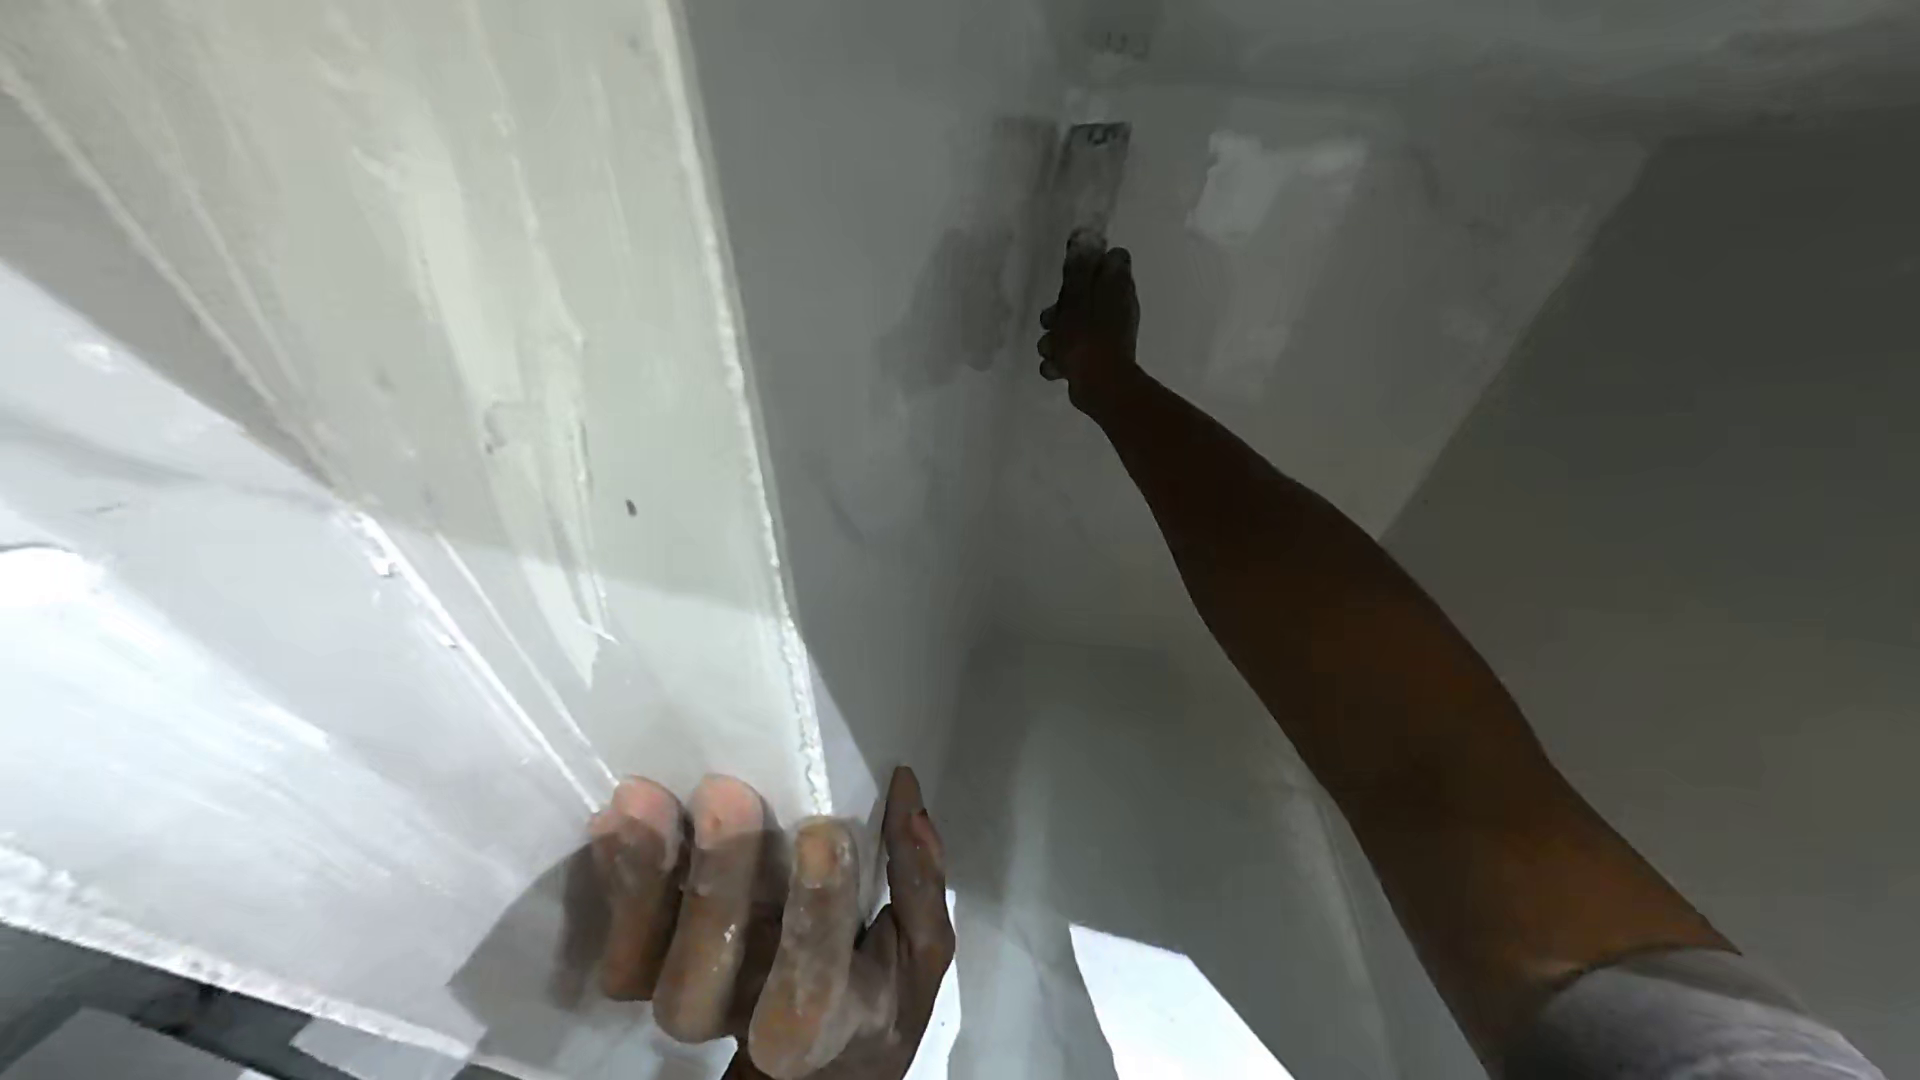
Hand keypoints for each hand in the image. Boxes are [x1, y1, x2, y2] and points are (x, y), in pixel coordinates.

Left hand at [590, 767, 951, 1079]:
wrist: (814, 1060)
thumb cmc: (877, 987)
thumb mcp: (921, 948)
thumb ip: (919, 875)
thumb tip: (905, 789)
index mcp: (828, 1022)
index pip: (812, 990)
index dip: (816, 913)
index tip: (824, 830)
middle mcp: (746, 1024)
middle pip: (706, 985)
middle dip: (716, 884)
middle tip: (724, 792)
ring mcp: (694, 1000)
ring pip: (643, 970)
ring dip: (642, 880)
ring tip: (642, 798)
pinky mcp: (657, 975)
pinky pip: (617, 945)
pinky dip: (615, 879)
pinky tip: (618, 817)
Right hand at [1037, 235, 1139, 406]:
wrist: (1100, 387)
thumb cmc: (1086, 338)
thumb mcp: (1075, 298)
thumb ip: (1078, 267)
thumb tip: (1084, 236)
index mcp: (1116, 285)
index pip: (1112, 257)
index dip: (1089, 261)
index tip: (1070, 275)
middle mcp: (1118, 305)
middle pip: (1087, 292)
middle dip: (1063, 306)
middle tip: (1052, 318)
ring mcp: (1110, 332)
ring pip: (1076, 322)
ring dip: (1057, 336)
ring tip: (1052, 348)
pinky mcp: (1100, 356)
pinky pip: (1076, 348)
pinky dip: (1064, 358)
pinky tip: (1058, 367)